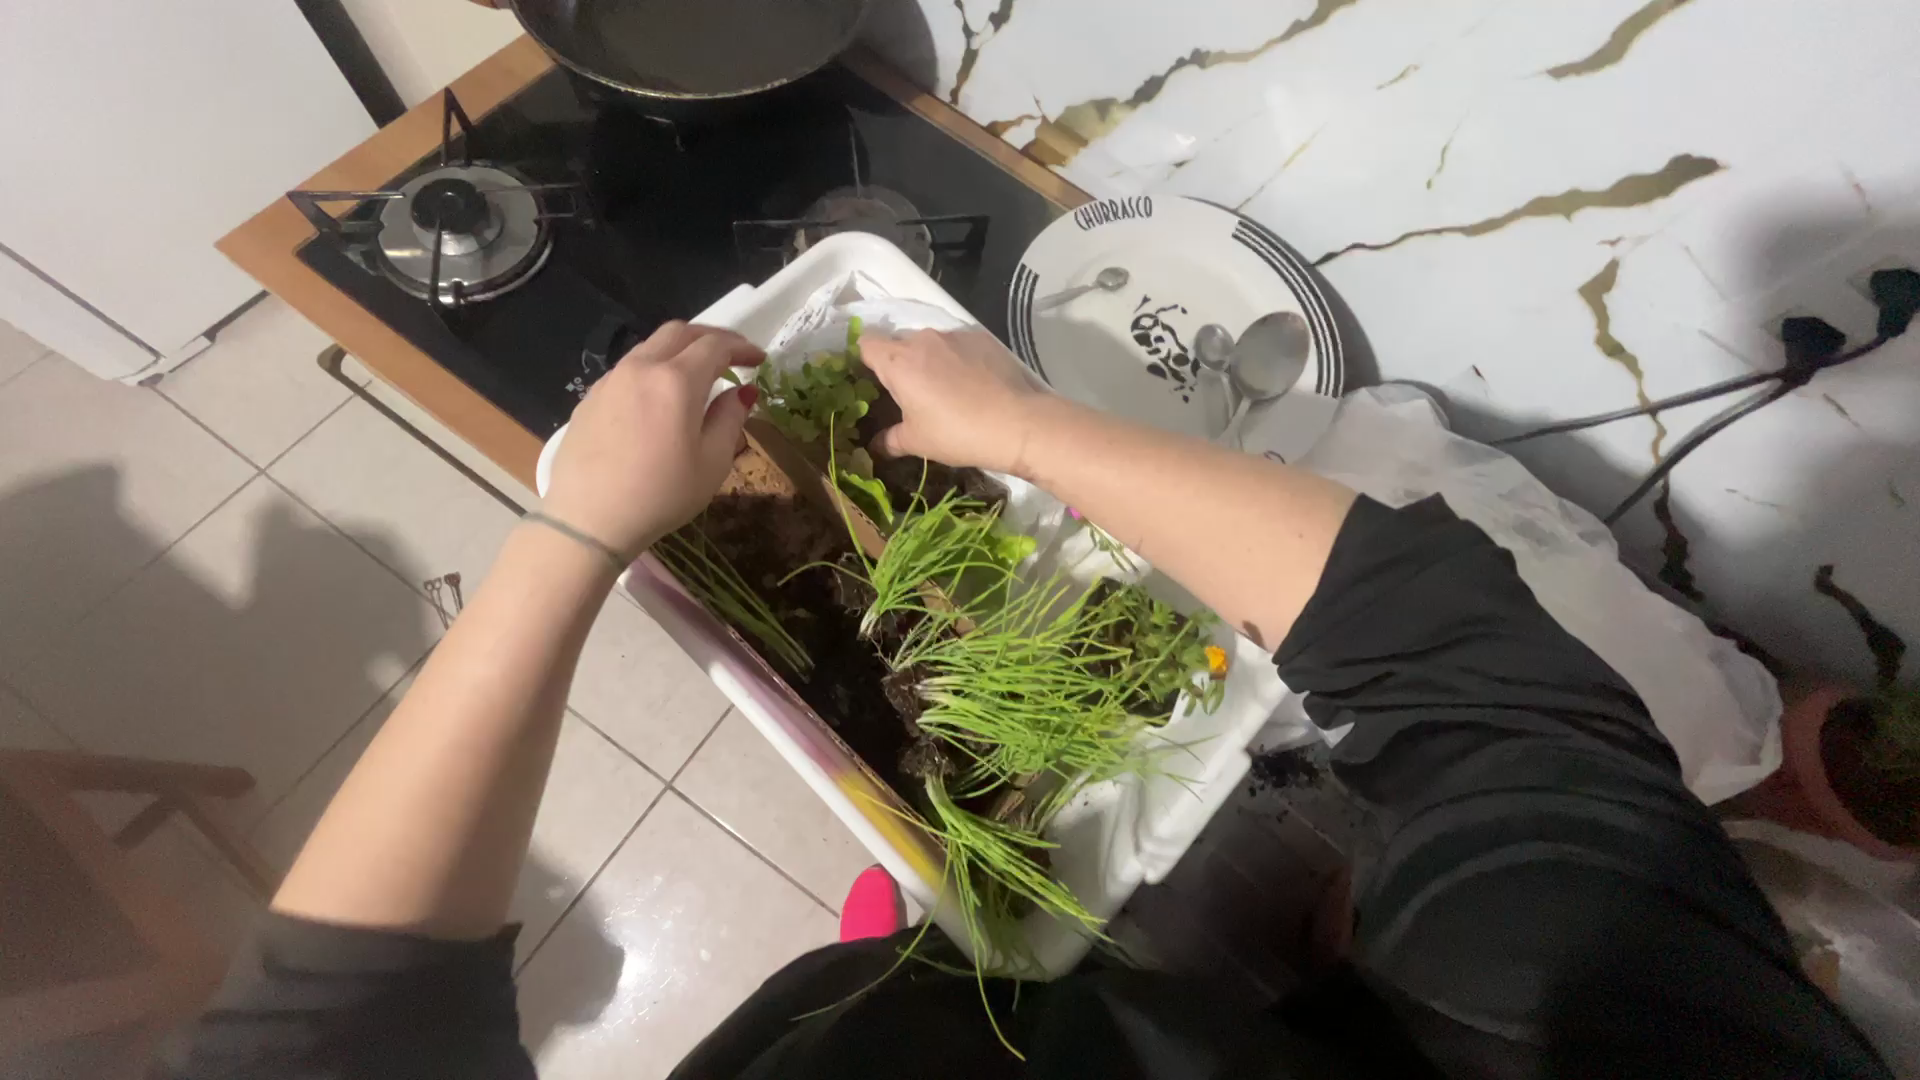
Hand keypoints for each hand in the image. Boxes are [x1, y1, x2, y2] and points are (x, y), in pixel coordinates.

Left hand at [543, 322, 761, 555]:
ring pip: (651, 346)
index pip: (715, 346)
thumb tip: (742, 392)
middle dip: (711, 338)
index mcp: (676, 380)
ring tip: (699, 376)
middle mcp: (641, 368)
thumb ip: (730, 418)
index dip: (742, 347)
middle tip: (733, 357)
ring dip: (681, 351)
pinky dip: (655, 369)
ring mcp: (611, 380)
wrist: (589, 518)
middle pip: (680, 332)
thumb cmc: (661, 494)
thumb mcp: (712, 462)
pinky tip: (662, 399)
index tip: (760, 359)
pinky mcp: (591, 397)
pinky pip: (631, 368)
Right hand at [860, 329, 1056, 473]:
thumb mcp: (918, 443)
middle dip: (899, 364)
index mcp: (899, 362)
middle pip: (899, 343)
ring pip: (930, 343)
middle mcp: (923, 339)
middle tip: (909, 394)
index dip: (863, 359)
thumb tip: (875, 447)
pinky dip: (958, 359)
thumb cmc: (957, 433)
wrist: (1017, 424)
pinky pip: (958, 345)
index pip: (866, 344)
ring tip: (946, 391)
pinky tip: (972, 384)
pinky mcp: (982, 338)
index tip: (871, 381)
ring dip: (930, 361)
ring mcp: (955, 336)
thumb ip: (891, 440)